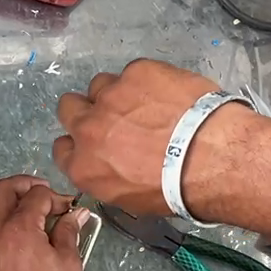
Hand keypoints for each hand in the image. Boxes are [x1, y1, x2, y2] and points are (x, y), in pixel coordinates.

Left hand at [0, 176, 88, 270]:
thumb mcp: (68, 264)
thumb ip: (69, 232)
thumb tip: (76, 214)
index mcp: (19, 227)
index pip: (37, 195)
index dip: (56, 197)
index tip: (69, 209)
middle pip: (4, 188)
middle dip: (25, 184)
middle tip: (44, 193)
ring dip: (13, 203)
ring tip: (35, 216)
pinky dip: (4, 222)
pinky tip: (22, 237)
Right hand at [52, 59, 262, 217]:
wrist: (208, 156)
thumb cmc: (174, 188)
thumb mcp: (130, 198)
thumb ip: (106, 175)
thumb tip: (112, 163)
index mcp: (83, 165)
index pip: (61, 148)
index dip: (77, 144)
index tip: (94, 144)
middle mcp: (88, 127)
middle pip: (68, 107)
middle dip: (86, 110)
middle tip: (113, 118)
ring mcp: (111, 95)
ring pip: (100, 85)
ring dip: (116, 93)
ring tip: (146, 104)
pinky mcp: (138, 71)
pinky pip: (134, 72)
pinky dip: (148, 81)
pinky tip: (169, 94)